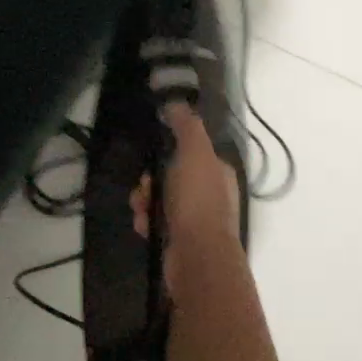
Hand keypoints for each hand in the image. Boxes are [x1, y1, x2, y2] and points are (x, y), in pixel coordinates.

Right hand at [130, 103, 242, 296]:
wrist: (197, 257)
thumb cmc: (198, 200)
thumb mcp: (195, 152)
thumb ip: (186, 125)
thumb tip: (175, 103)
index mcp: (219, 172)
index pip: (191, 153)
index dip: (170, 152)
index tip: (154, 156)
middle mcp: (211, 194)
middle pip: (173, 177)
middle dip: (153, 181)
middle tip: (145, 187)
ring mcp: (197, 220)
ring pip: (162, 201)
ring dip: (146, 202)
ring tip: (142, 209)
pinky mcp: (180, 242)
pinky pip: (158, 224)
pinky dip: (148, 222)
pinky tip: (145, 226)